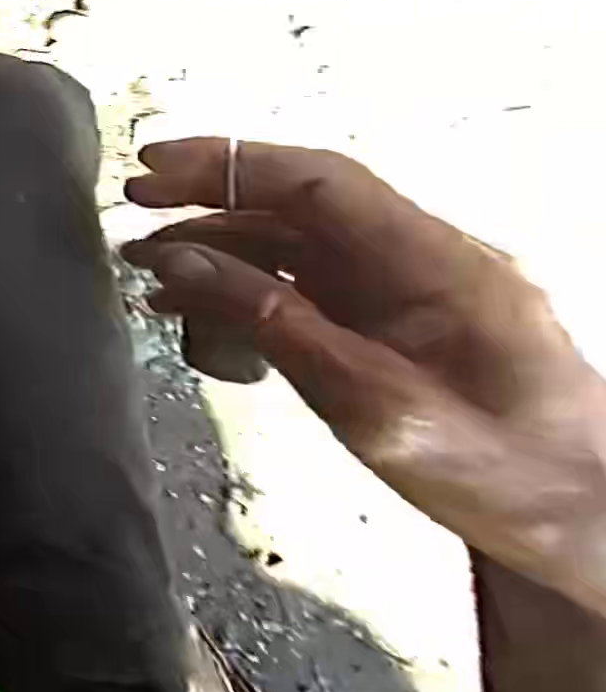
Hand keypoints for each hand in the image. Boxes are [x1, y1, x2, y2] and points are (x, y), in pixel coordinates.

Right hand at [122, 139, 605, 616]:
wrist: (583, 528)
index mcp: (435, 263)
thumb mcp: (369, 399)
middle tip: (131, 203)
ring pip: (278, 240)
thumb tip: (175, 259)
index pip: (317, 182)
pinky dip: (223, 283)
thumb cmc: (493, 470)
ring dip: (203, 245)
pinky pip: (283, 279)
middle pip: (290, 202)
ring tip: (138, 265)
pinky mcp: (370, 315)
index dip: (229, 162)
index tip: (151, 164)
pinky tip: (176, 303)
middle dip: (203, 193)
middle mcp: (412, 258)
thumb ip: (269, 319)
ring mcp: (391, 287)